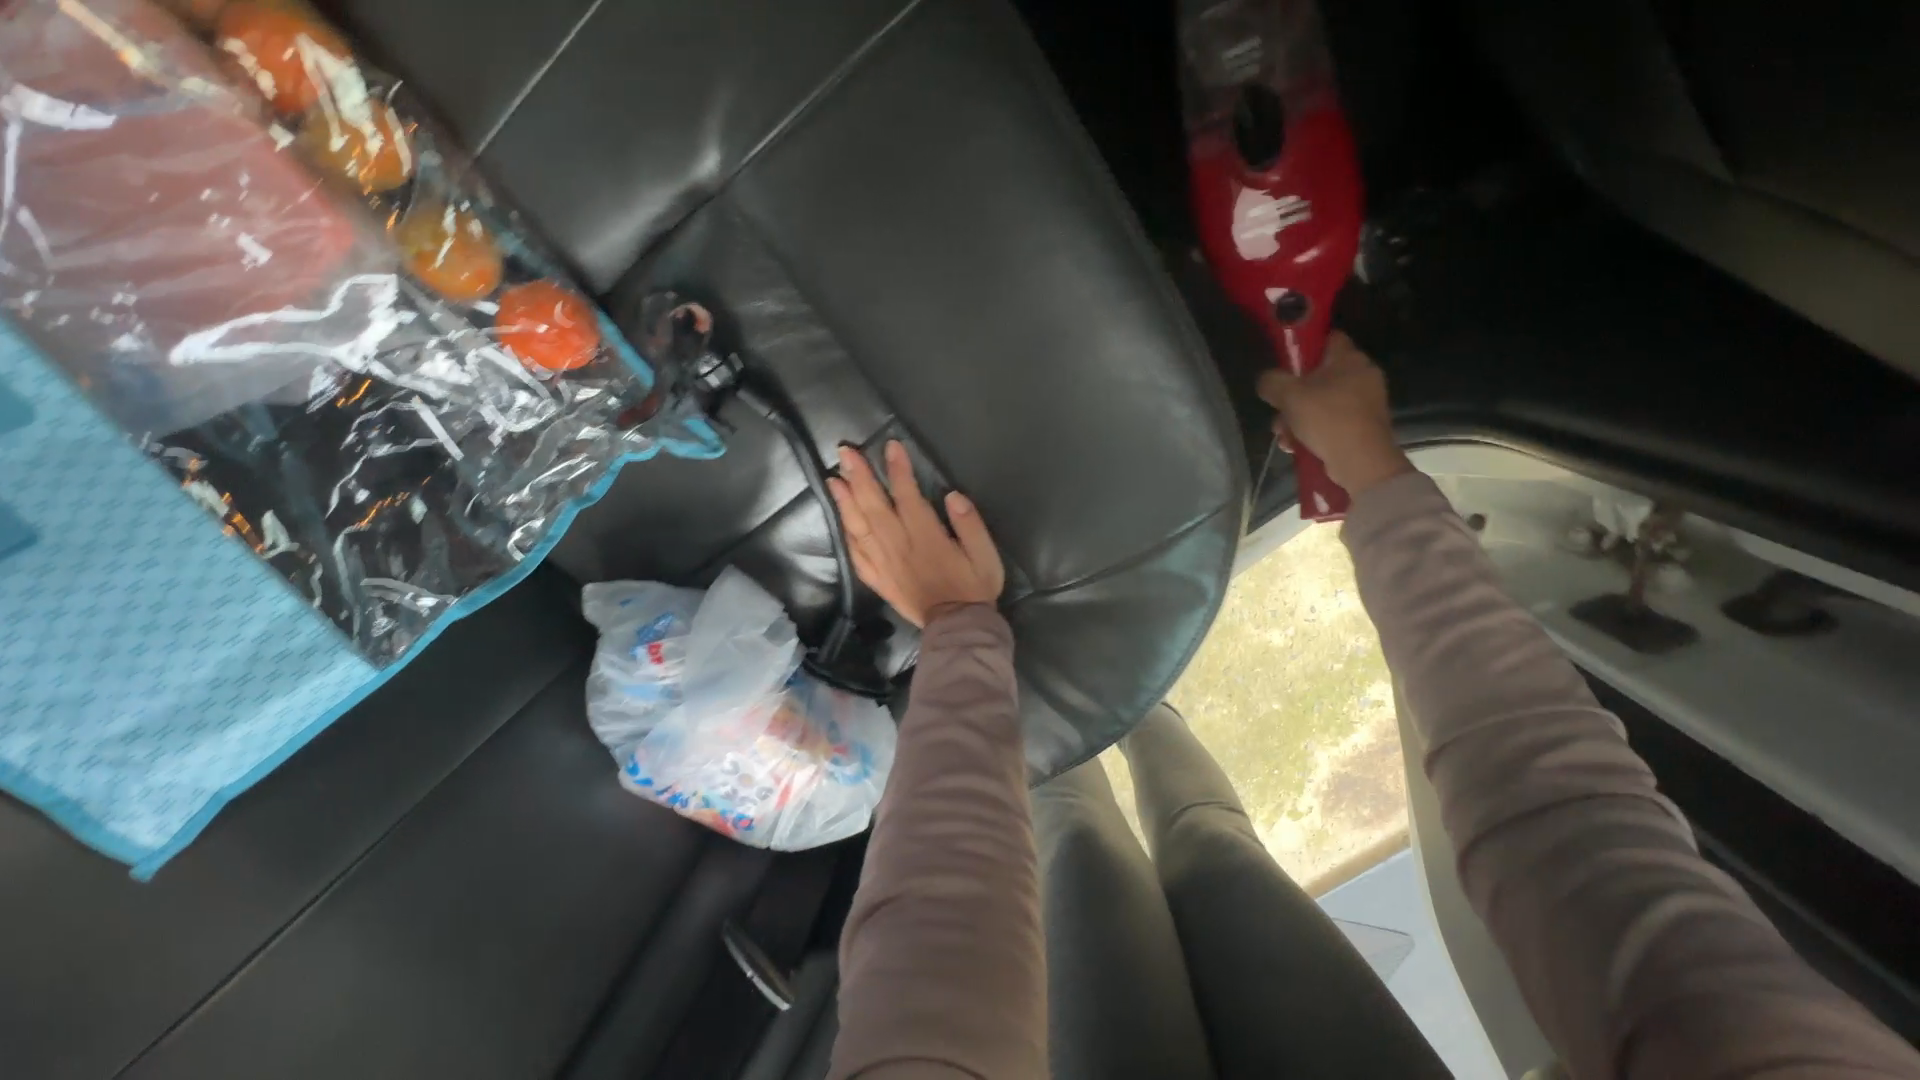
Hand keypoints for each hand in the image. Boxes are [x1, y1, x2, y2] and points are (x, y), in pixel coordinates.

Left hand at [828, 441, 1005, 627]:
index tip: (890, 445)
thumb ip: (970, 523)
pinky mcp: (878, 580)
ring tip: (833, 478)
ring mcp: (884, 564)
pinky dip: (846, 535)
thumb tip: (952, 495)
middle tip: (844, 452)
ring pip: (859, 527)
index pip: (907, 494)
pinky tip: (841, 521)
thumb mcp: (985, 554)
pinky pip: (856, 555)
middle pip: (873, 505)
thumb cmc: (974, 588)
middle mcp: (898, 546)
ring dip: (845, 501)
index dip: (897, 469)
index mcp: (925, 536)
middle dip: (858, 476)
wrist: (958, 629)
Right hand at [1256, 331, 1411, 497]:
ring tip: (1284, 436)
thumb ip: (1272, 381)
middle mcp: (1362, 376)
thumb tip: (1266, 380)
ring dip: (1297, 418)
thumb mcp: (1289, 395)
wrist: (1361, 461)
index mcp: (1350, 359)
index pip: (1328, 339)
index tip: (1286, 364)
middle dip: (1293, 396)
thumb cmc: (1327, 418)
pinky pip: (1331, 421)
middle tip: (1278, 409)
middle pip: (1319, 377)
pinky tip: (1297, 447)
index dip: (1306, 347)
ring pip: (1321, 403)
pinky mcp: (1363, 427)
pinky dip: (1313, 432)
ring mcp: (1365, 403)